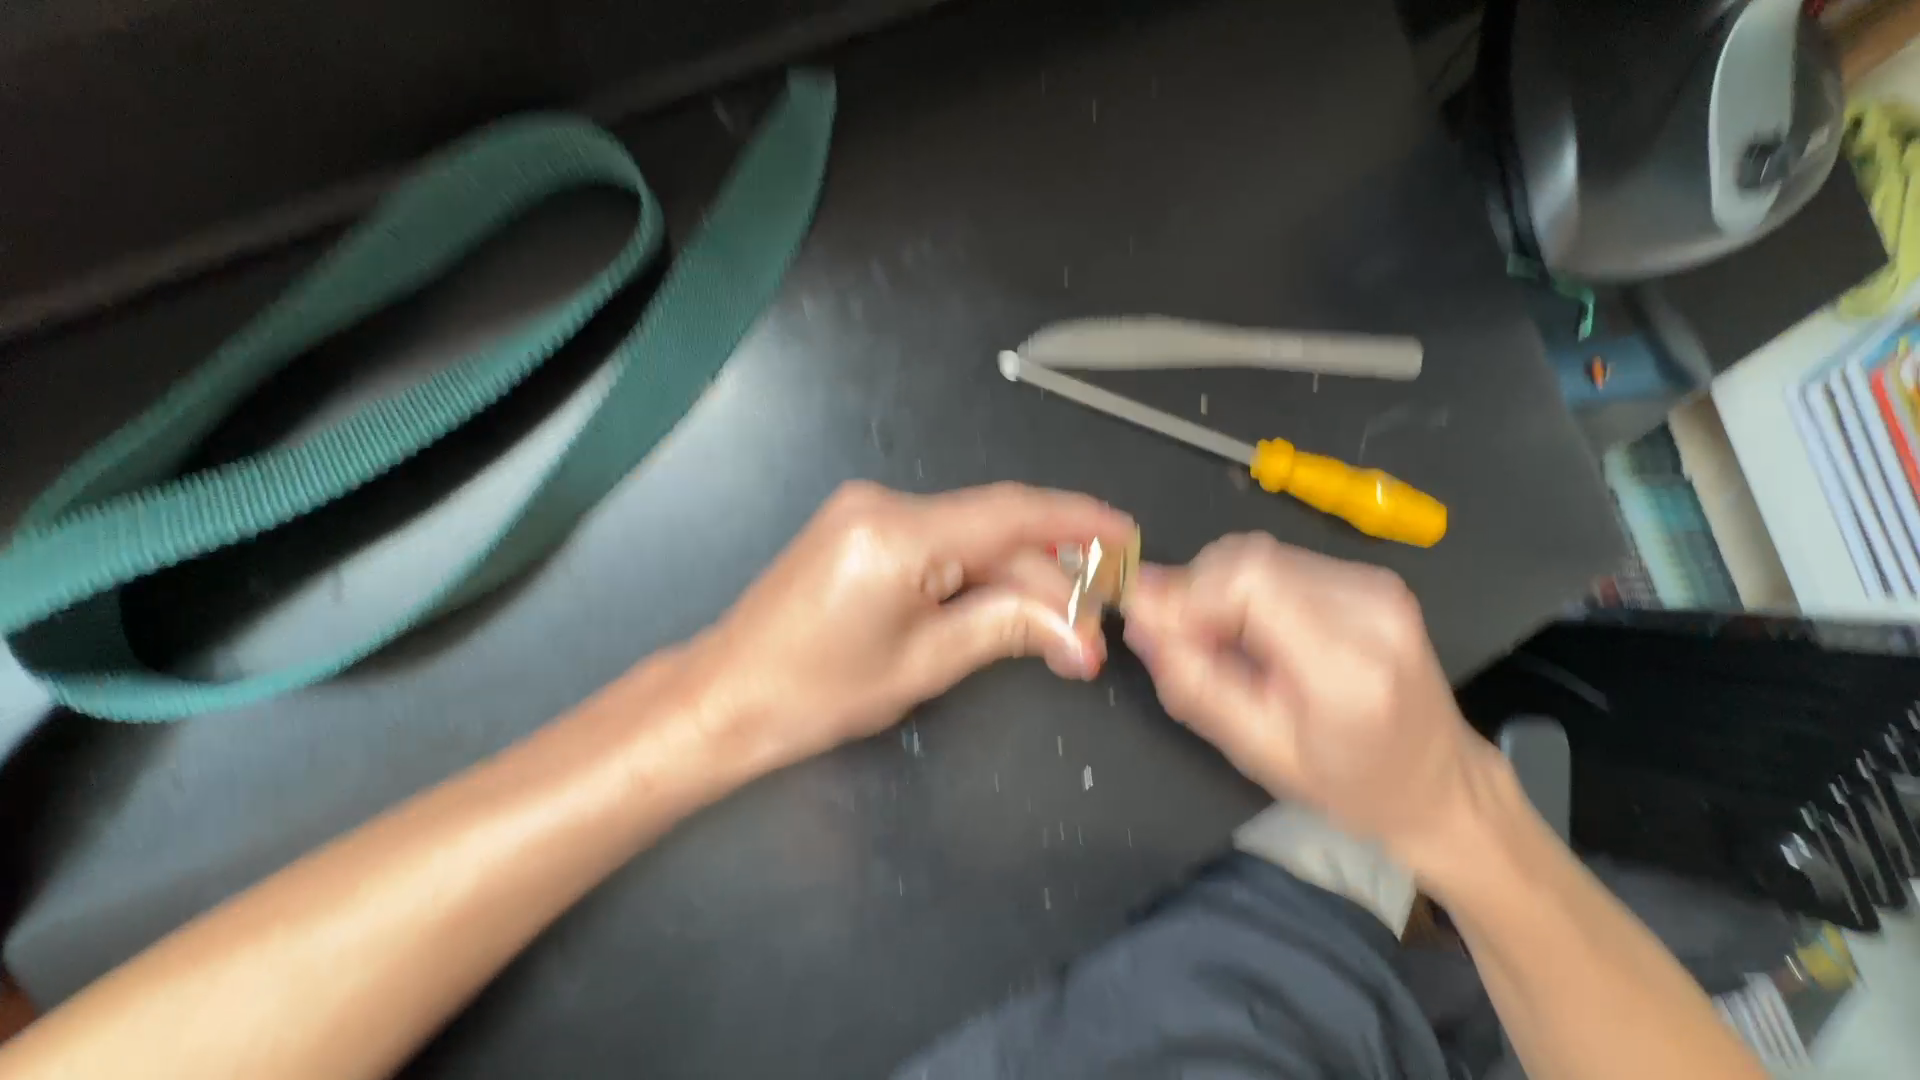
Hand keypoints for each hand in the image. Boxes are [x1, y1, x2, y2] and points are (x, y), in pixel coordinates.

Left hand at [683, 481, 1133, 767]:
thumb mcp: (924, 665)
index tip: (1126, 535)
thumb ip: (1006, 627)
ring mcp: (864, 511)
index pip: (1010, 514)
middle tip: (1090, 629)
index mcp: (897, 534)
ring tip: (1057, 625)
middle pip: (992, 529)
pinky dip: (974, 573)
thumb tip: (1080, 631)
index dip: (1076, 521)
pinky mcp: (857, 528)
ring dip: (1013, 577)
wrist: (725, 696)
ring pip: (967, 536)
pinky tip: (1004, 603)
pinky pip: (936, 542)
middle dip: (1047, 576)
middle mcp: (881, 504)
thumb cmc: (816, 694)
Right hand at [1121, 533, 1495, 859]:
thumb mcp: (1257, 751)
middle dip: (1196, 590)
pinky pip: (1281, 561)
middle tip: (1181, 641)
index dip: (1187, 592)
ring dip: (1219, 588)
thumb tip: (1140, 620)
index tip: (1154, 626)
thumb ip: (1194, 683)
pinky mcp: (1370, 578)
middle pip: (1249, 557)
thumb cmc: (1348, 785)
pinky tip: (1253, 630)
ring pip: (1259, 553)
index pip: (1249, 580)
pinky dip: (1246, 587)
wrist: (1438, 783)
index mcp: (1346, 662)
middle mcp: (1369, 607)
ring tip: (1220, 642)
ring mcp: (1375, 585)